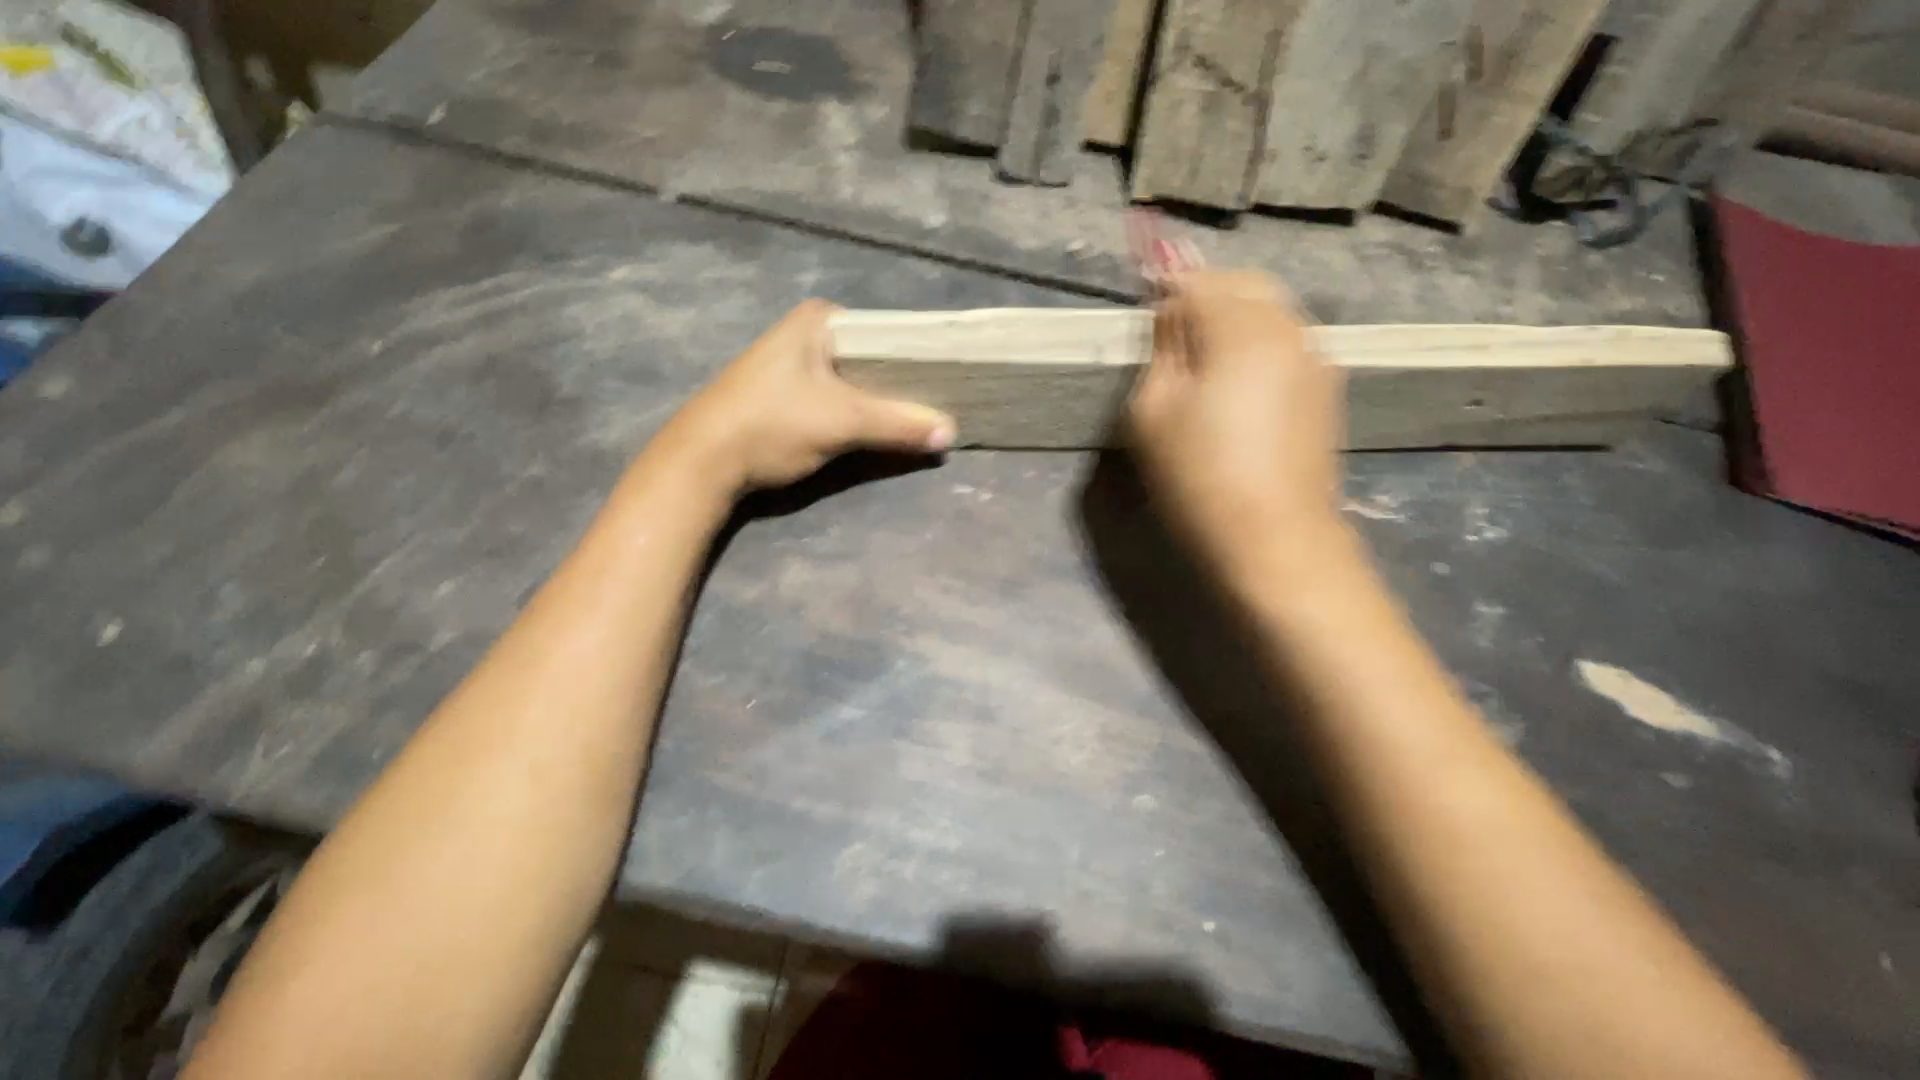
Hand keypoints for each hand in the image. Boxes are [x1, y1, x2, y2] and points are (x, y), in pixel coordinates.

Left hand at [659, 300, 955, 493]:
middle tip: (941, 408)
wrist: (702, 462)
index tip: (952, 383)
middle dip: (902, 386)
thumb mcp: (842, 421)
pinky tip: (876, 435)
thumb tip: (951, 433)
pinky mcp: (784, 399)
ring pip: (855, 384)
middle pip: (873, 360)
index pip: (888, 331)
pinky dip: (857, 418)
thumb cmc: (772, 424)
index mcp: (819, 320)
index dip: (920, 358)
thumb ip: (898, 424)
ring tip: (918, 424)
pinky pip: (837, 402)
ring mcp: (793, 367)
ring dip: (880, 406)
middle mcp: (806, 335)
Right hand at [1127, 270, 1346, 571]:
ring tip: (1204, 360)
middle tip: (1172, 333)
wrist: (1276, 539)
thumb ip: (1161, 349)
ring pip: (1270, 310)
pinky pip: (1287, 342)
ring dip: (1235, 318)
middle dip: (1206, 295)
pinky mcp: (1328, 387)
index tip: (1144, 306)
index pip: (1197, 280)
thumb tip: (1172, 311)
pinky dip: (1260, 344)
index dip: (1165, 287)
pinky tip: (1239, 384)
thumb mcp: (1153, 412)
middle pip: (1242, 284)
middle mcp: (1288, 327)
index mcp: (1242, 327)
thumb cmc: (1200, 478)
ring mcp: (1316, 356)